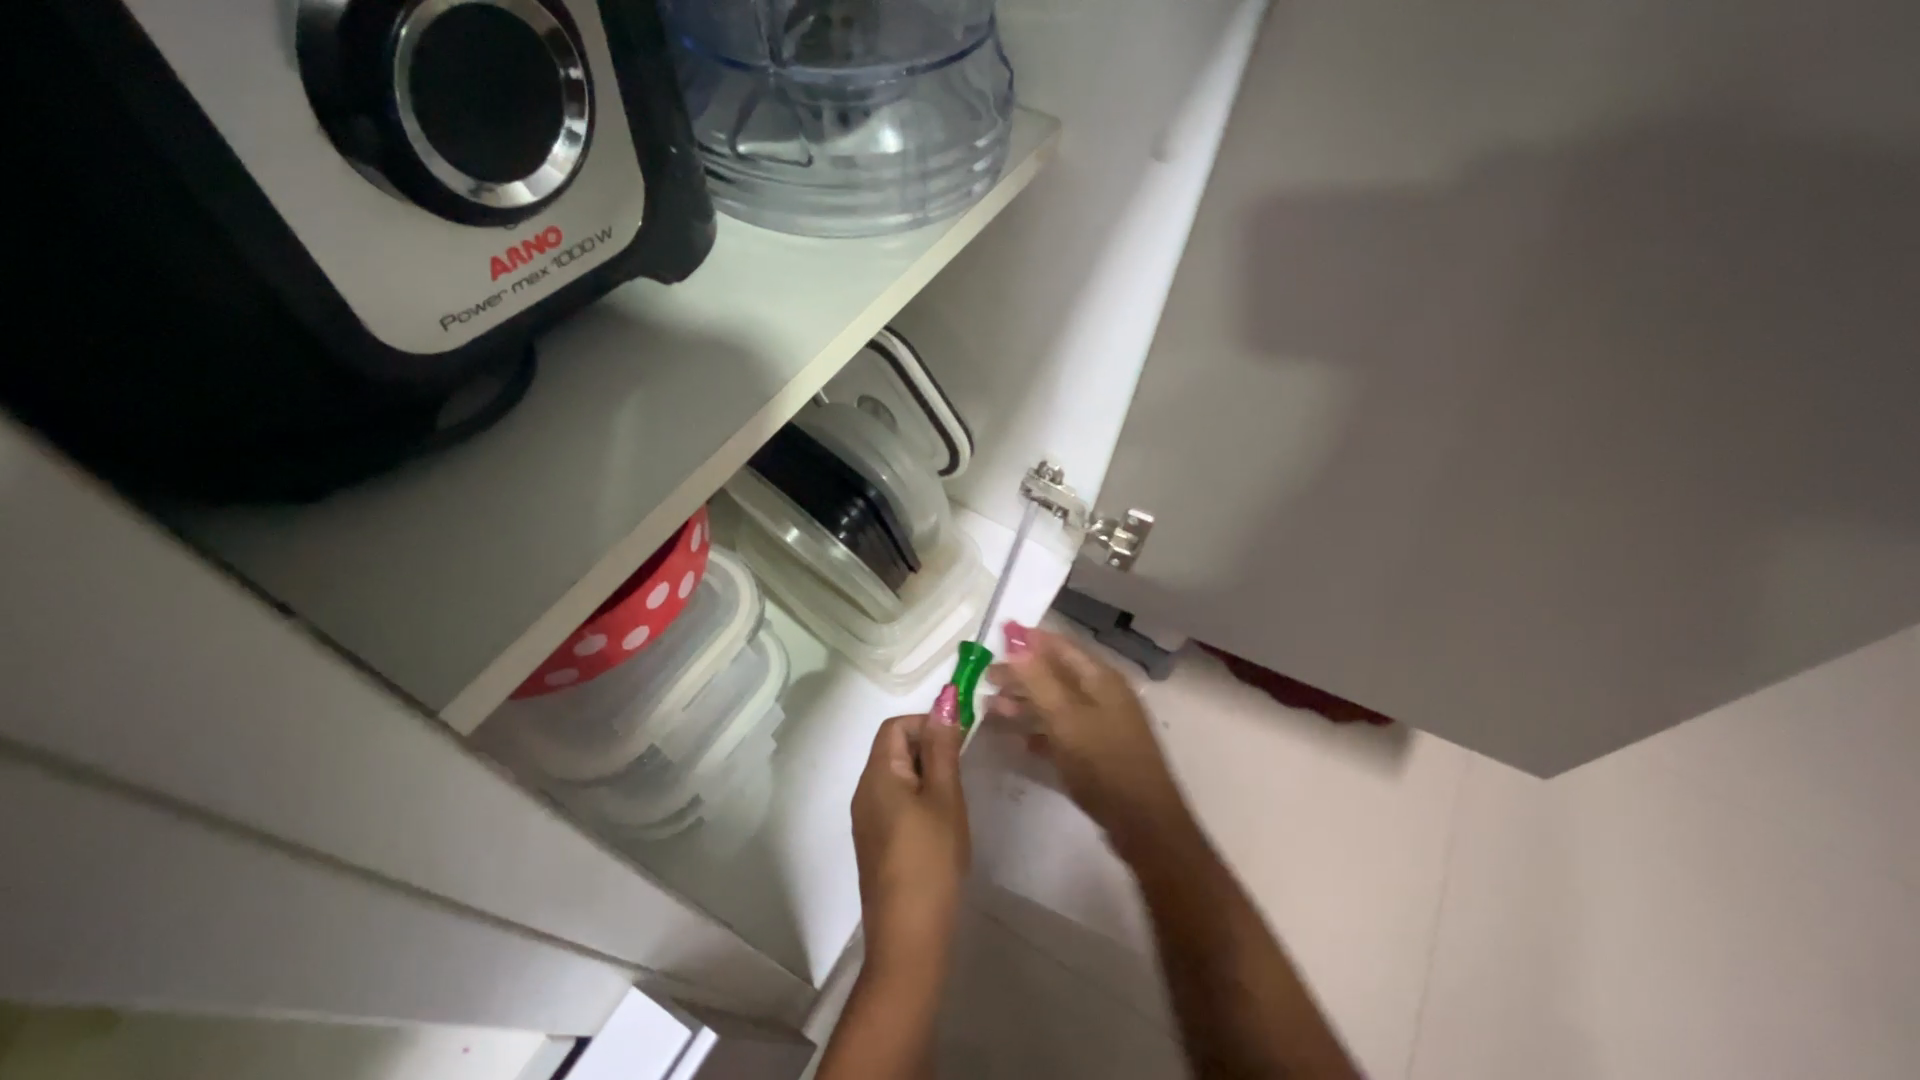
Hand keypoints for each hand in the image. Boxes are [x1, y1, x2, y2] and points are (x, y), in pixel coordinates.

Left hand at [850, 702, 969, 975]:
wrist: (909, 933)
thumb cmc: (931, 858)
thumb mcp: (945, 797)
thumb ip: (943, 748)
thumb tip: (944, 701)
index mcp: (877, 774)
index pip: (896, 726)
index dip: (927, 724)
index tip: (958, 745)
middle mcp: (864, 791)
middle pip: (893, 749)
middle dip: (929, 750)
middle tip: (960, 777)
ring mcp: (866, 819)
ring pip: (896, 778)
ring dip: (926, 777)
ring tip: (953, 804)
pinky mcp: (874, 842)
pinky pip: (894, 803)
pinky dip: (918, 801)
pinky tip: (939, 828)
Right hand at [987, 626, 1195, 859]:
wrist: (1143, 822)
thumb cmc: (1103, 762)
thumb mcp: (1065, 717)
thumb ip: (1038, 679)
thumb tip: (1014, 640)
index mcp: (1101, 679)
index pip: (1061, 646)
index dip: (1029, 640)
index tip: (996, 637)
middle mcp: (1103, 695)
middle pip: (1056, 675)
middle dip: (1020, 675)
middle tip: (985, 679)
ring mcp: (1102, 725)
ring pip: (1057, 705)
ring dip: (1025, 704)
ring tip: (991, 710)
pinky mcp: (1097, 753)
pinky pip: (1062, 733)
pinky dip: (1040, 731)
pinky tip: (1019, 740)